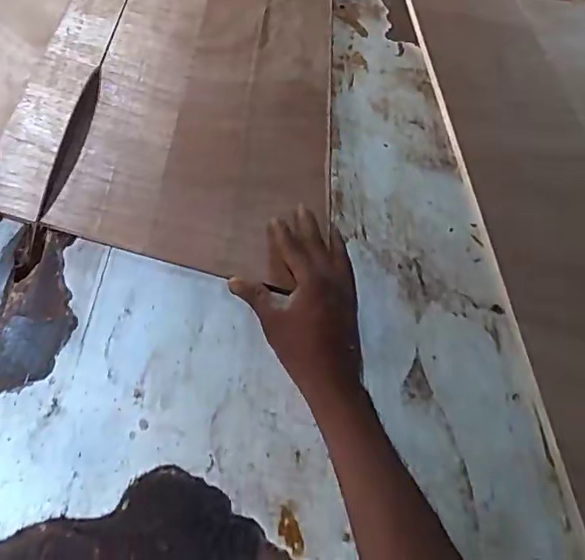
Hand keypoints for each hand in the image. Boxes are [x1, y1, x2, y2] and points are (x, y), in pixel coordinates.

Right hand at [230, 207, 362, 408]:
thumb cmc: (299, 349)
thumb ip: (255, 296)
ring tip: (326, 223)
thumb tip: (233, 280)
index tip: (276, 219)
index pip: (294, 249)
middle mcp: (330, 277)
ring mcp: (344, 287)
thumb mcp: (273, 322)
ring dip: (328, 236)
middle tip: (302, 207)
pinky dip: (341, 253)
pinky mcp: (351, 298)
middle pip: (318, 244)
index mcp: (311, 279)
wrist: (334, 377)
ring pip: (336, 253)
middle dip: (308, 226)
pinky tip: (339, 253)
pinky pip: (346, 266)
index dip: (283, 234)